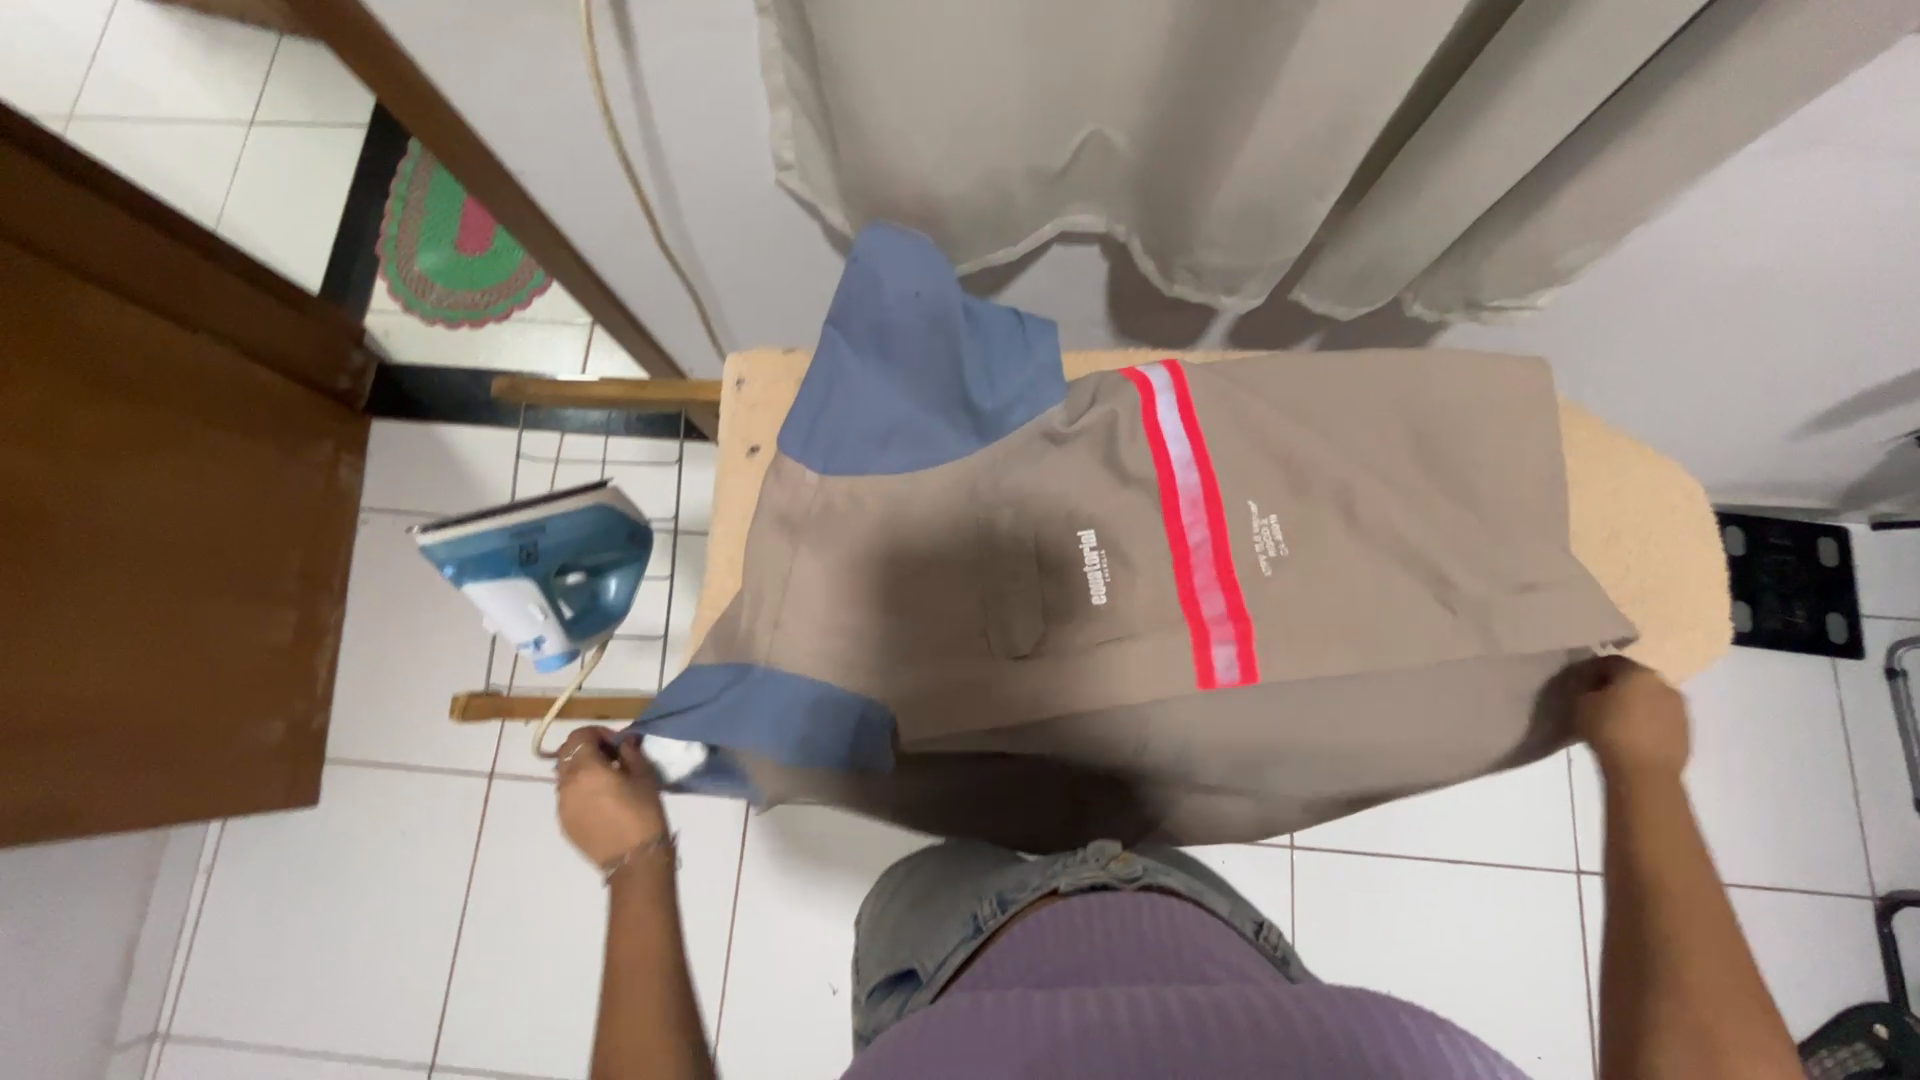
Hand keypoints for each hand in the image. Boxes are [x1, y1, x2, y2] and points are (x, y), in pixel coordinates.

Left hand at [555, 727, 668, 869]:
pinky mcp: (563, 822)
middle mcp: (566, 784)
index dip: (598, 732)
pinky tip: (602, 800)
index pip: (579, 736)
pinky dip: (580, 788)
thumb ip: (630, 752)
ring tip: (607, 780)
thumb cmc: (643, 812)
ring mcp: (561, 805)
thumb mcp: (643, 776)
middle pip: (567, 753)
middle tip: (611, 757)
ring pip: (565, 775)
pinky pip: (567, 796)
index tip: (617, 743)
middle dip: (587, 748)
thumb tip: (624, 742)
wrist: (633, 859)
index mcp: (586, 769)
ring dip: (582, 769)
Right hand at [1569, 656, 1690, 779]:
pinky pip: (1660, 717)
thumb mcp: (1579, 703)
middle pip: (1634, 678)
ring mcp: (1680, 708)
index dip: (1591, 670)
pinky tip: (1632, 734)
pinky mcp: (1687, 729)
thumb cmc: (1607, 730)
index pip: (1610, 661)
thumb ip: (1584, 687)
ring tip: (1615, 719)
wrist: (1645, 771)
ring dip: (1633, 703)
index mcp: (1637, 672)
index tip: (1579, 683)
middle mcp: (1664, 684)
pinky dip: (1646, 720)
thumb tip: (1589, 683)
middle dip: (1615, 686)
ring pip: (1650, 698)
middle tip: (1597, 700)